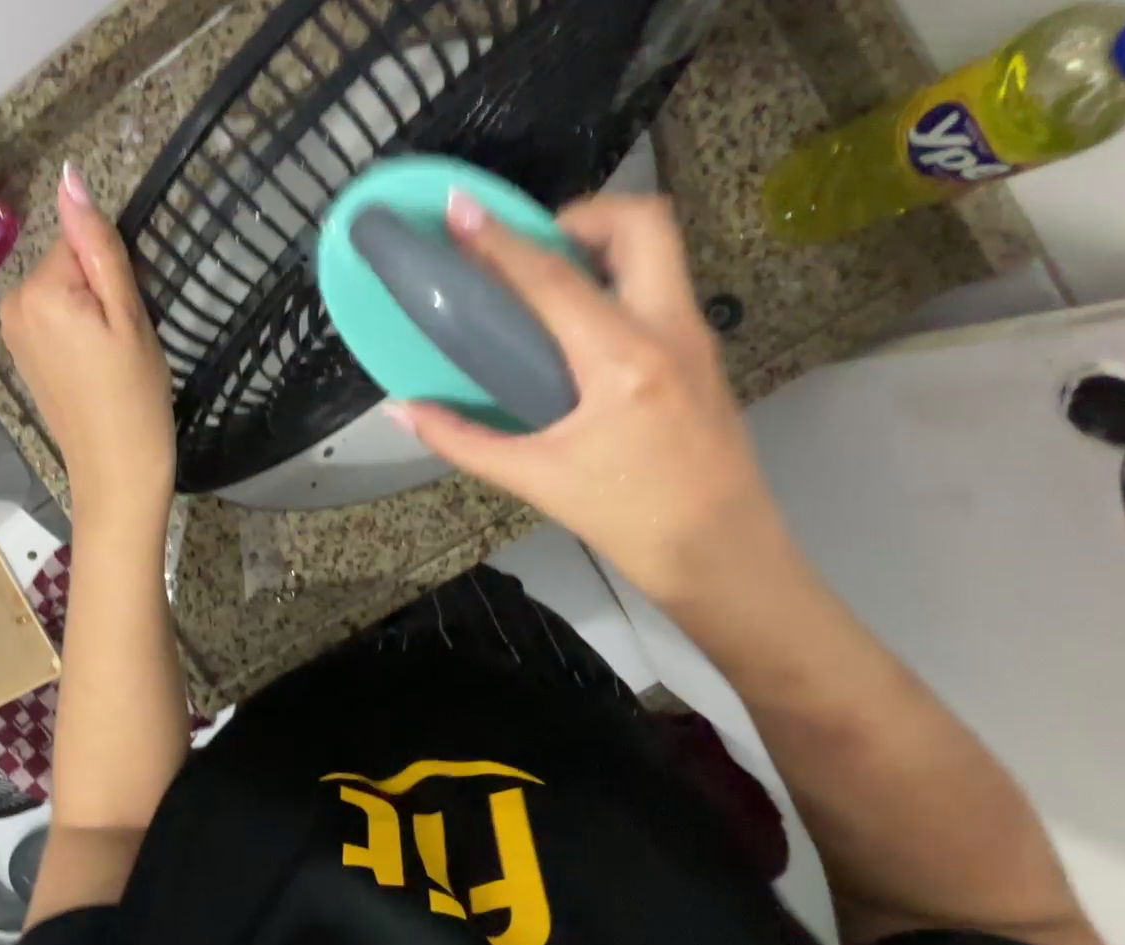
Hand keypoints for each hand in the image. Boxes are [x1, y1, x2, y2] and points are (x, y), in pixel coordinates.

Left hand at [0, 162, 176, 523]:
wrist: (116, 470)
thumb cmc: (134, 396)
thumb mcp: (128, 316)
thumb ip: (98, 246)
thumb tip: (70, 178)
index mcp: (40, 290)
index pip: (83, 243)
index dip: (115, 276)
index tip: (129, 317)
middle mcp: (13, 304)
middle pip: (69, 267)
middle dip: (101, 294)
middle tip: (125, 342)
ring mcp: (13, 332)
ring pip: (64, 294)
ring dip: (92, 315)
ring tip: (113, 359)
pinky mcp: (21, 355)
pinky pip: (54, 320)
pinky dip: (78, 334)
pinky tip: (96, 369)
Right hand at [387, 193, 792, 603]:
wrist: (722, 553)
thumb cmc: (627, 519)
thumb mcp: (535, 480)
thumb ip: (463, 441)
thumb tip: (402, 413)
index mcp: (621, 361)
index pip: (552, 279)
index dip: (498, 242)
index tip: (460, 210)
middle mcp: (669, 329)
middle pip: (640, 224)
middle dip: (580, 216)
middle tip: (530, 249)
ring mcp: (696, 336)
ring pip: (660, 249)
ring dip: (602, 243)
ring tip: (548, 281)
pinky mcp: (702, 353)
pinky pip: (660, 285)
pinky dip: (616, 280)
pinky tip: (579, 326)